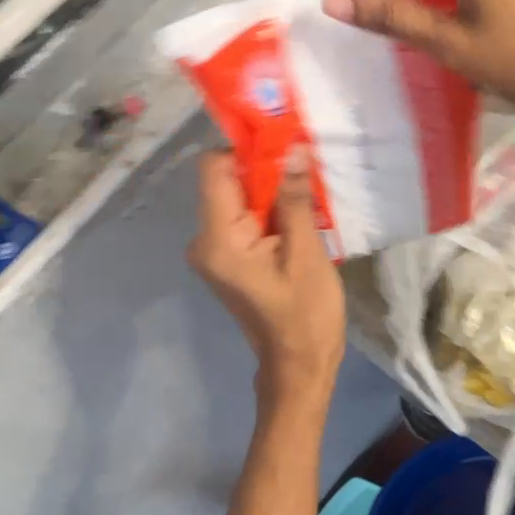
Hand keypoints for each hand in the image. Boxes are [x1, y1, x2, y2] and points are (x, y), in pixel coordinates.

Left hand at [188, 150, 344, 403]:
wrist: (298, 367)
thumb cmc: (305, 314)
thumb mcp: (306, 253)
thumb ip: (294, 199)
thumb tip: (294, 149)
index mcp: (217, 238)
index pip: (215, 168)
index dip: (249, 150)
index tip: (288, 146)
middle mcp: (205, 240)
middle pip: (228, 182)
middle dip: (267, 171)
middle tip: (308, 171)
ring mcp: (215, 251)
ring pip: (240, 199)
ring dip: (273, 193)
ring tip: (310, 197)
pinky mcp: (229, 259)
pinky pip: (246, 220)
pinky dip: (271, 213)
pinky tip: (300, 220)